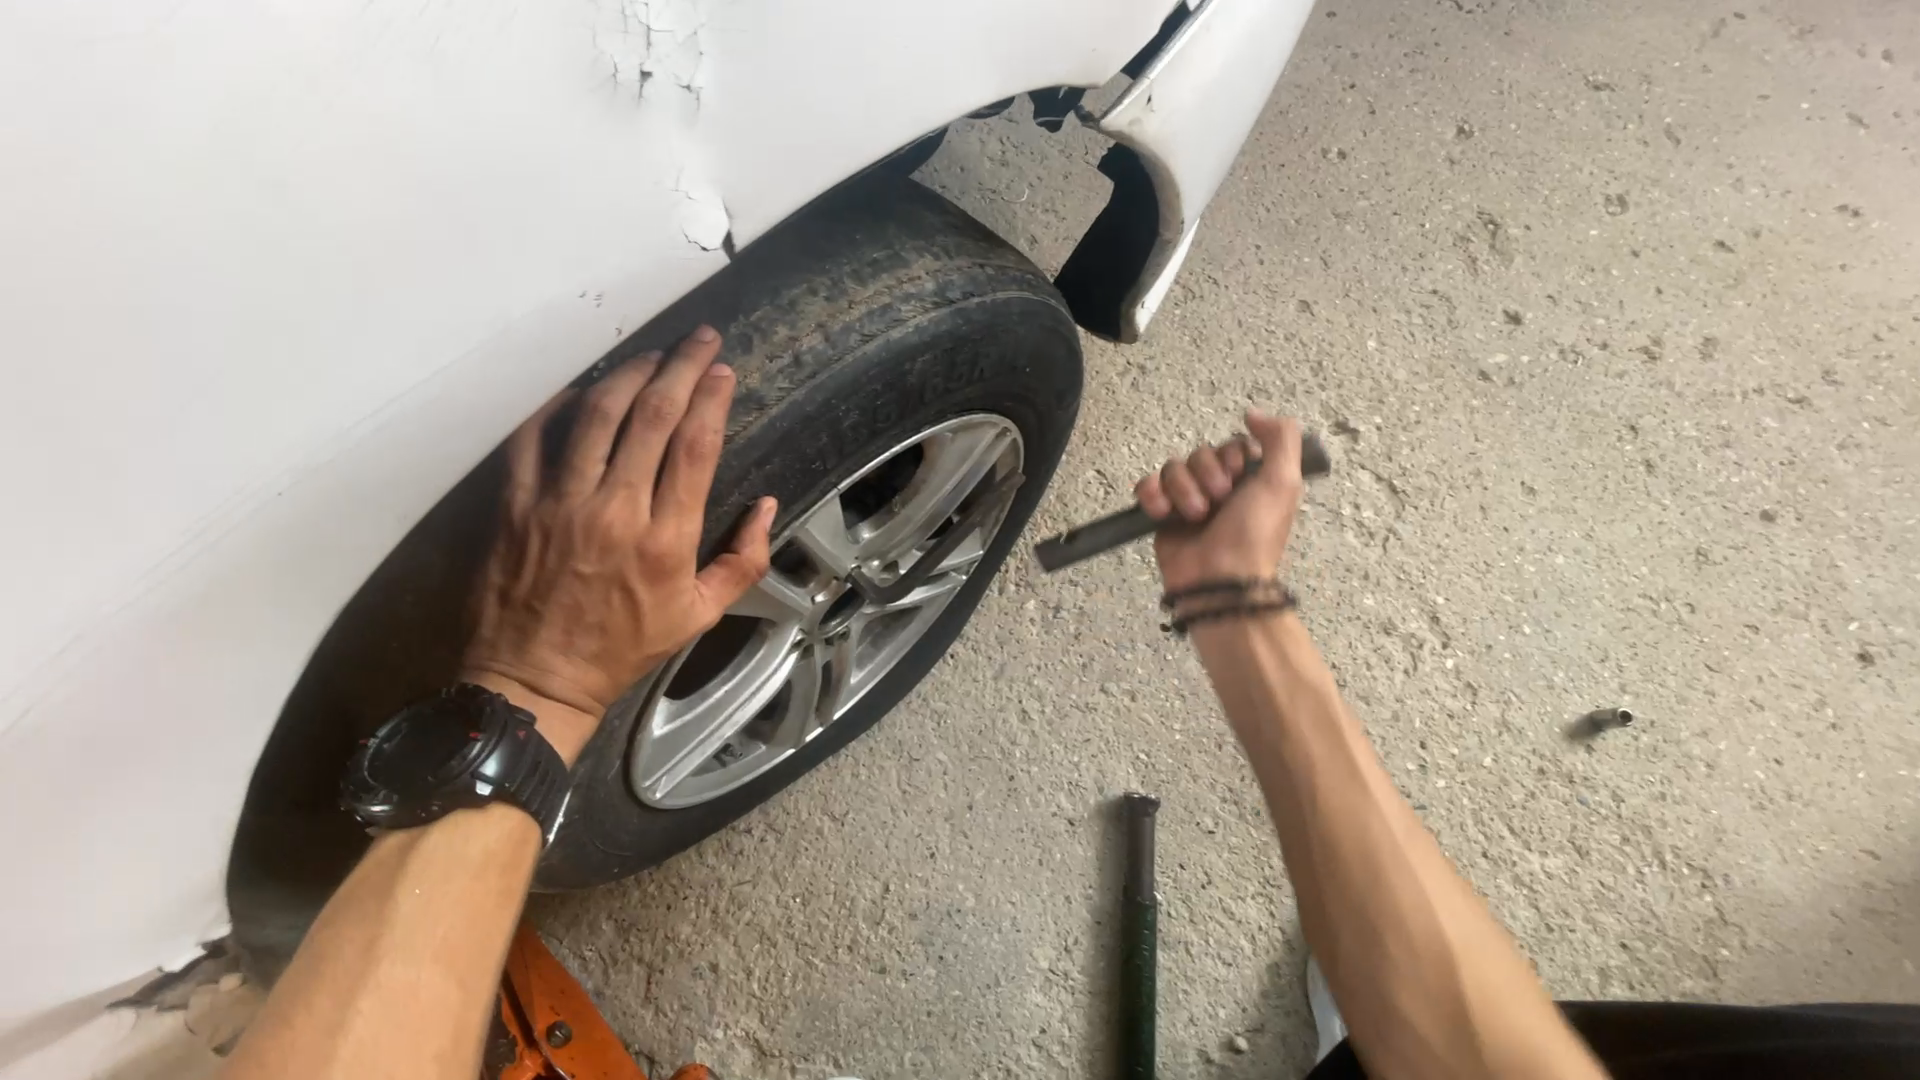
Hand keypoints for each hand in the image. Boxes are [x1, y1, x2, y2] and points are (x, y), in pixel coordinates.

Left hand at [459, 326, 775, 760]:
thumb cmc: (626, 648)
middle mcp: (615, 509)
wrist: (534, 679)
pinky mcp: (516, 505)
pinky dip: (556, 405)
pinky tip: (579, 388)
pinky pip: (533, 438)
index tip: (723, 370)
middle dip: (681, 368)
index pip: (695, 447)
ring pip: (595, 415)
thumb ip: (743, 561)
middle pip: (652, 417)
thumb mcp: (701, 616)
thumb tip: (768, 506)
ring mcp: (559, 502)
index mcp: (666, 538)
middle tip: (698, 338)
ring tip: (651, 355)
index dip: (712, 400)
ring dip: (627, 374)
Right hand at [1134, 410, 1304, 593]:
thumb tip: (1252, 413)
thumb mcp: (1283, 482)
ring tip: (1194, 516)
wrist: (1219, 579)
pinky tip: (1161, 512)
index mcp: (1248, 480)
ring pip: (1172, 469)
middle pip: (1199, 454)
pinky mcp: (1159, 515)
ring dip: (1182, 489)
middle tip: (1218, 501)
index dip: (1230, 457)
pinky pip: (1147, 487)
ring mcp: (1186, 502)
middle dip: (1206, 475)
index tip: (1238, 477)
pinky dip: (1151, 496)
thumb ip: (1281, 438)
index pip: (1229, 445)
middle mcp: (1218, 488)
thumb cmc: (1254, 534)